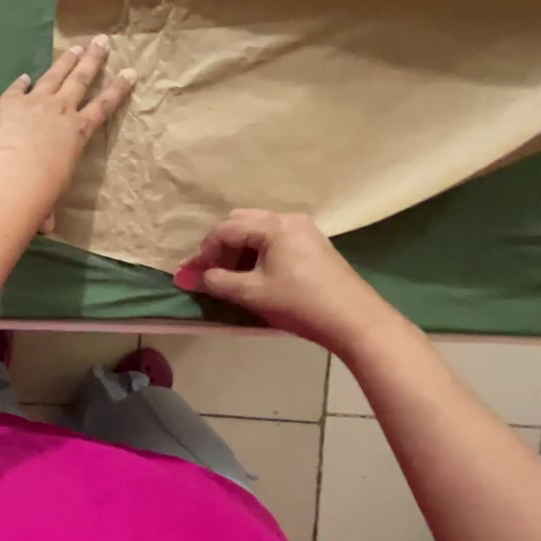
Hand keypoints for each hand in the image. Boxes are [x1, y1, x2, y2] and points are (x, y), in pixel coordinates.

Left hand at [0, 35, 135, 220]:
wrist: (16, 173)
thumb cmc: (41, 190)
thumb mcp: (50, 201)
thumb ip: (47, 209)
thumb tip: (45, 227)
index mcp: (78, 132)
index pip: (103, 107)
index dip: (118, 89)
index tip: (130, 72)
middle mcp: (61, 110)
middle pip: (80, 79)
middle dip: (93, 60)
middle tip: (101, 40)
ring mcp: (35, 103)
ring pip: (54, 76)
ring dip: (64, 61)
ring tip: (74, 47)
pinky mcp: (9, 103)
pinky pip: (16, 89)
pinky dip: (19, 83)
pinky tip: (23, 77)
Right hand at [173, 210, 402, 354]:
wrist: (354, 320)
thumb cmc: (298, 303)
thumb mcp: (250, 293)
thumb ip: (215, 281)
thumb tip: (186, 276)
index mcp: (274, 226)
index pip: (224, 230)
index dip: (203, 252)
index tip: (191, 275)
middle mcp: (289, 220)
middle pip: (240, 223)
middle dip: (219, 247)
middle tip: (208, 272)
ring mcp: (303, 232)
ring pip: (256, 231)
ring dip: (236, 250)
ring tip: (227, 277)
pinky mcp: (311, 246)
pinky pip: (272, 240)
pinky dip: (254, 254)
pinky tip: (251, 275)